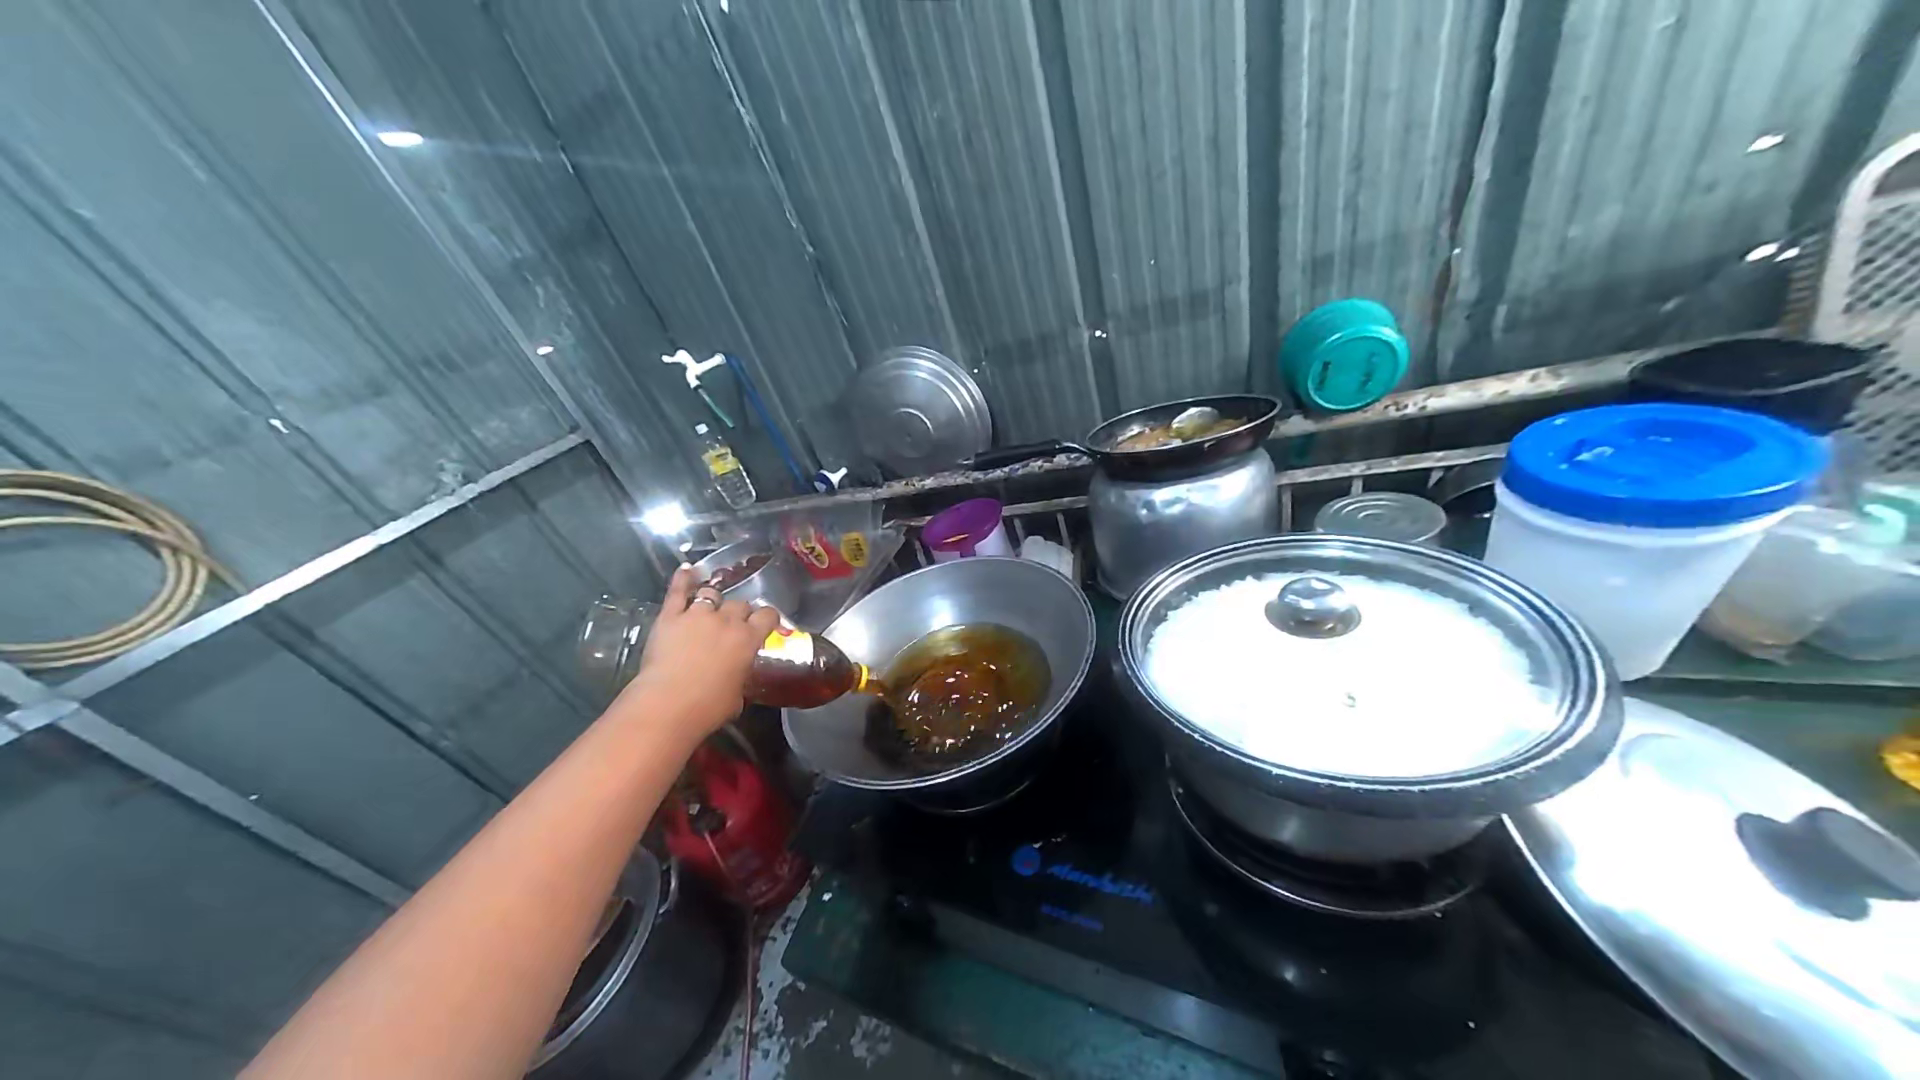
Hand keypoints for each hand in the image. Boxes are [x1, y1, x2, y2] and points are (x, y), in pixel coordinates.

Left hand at [618, 566, 781, 738]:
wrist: (668, 704)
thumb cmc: (708, 707)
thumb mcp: (737, 696)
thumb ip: (741, 676)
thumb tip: (737, 676)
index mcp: (748, 639)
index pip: (768, 616)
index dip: (768, 618)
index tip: (766, 623)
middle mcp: (726, 621)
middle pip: (739, 604)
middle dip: (739, 613)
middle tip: (733, 625)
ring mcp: (697, 615)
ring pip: (712, 595)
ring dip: (714, 601)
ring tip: (710, 608)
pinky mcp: (670, 616)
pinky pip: (678, 592)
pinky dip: (683, 579)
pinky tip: (687, 569)